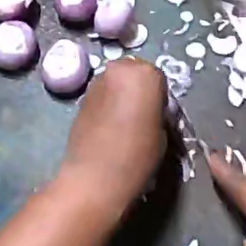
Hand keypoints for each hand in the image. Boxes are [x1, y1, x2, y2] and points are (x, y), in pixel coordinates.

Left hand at [59, 57, 168, 210]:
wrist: (95, 176)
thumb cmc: (137, 155)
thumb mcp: (162, 134)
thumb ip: (159, 113)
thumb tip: (153, 112)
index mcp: (145, 74)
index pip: (159, 78)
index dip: (160, 98)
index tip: (159, 116)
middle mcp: (119, 68)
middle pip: (135, 73)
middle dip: (139, 90)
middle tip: (142, 115)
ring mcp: (98, 79)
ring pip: (117, 81)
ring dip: (122, 94)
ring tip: (124, 122)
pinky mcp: (82, 94)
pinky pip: (103, 92)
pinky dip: (108, 102)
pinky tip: (109, 125)